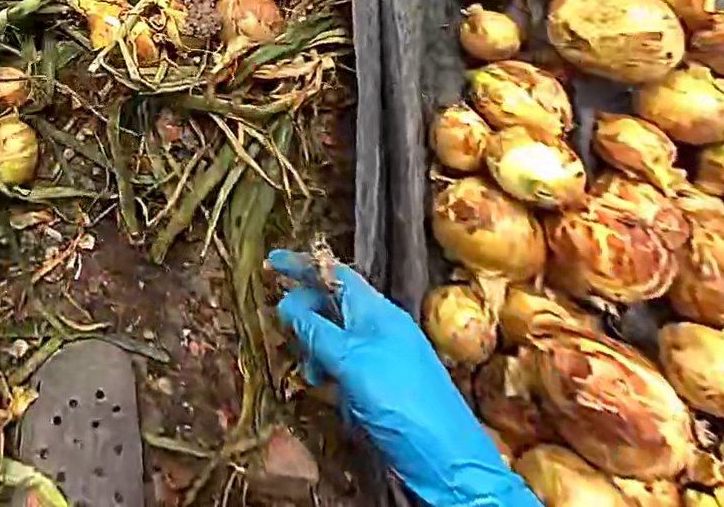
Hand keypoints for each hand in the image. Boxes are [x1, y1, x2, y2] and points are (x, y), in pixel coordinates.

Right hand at [268, 250, 538, 506]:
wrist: (451, 464)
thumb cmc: (400, 401)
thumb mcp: (350, 361)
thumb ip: (315, 330)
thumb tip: (285, 302)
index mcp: (376, 310)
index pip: (333, 273)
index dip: (302, 265)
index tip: (271, 260)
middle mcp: (379, 326)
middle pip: (332, 304)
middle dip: (306, 315)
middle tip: (286, 333)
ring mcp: (382, 355)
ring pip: (336, 337)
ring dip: (317, 351)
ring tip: (314, 376)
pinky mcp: (383, 384)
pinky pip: (346, 364)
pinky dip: (332, 373)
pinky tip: (330, 392)